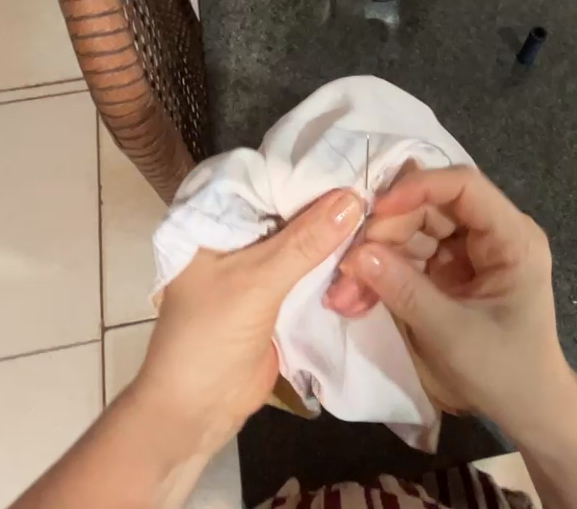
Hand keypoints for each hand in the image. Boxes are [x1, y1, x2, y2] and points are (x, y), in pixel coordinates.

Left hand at [127, 188, 363, 455]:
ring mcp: (259, 262)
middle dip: (332, 205)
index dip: (312, 171)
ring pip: (307, 237)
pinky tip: (365, 257)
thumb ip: (305, 242)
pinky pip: (311, 267)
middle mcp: (238, 230)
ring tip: (381, 223)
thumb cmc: (208, 337)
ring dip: (337, 238)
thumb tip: (354, 197)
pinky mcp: (277, 291)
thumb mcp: (256, 282)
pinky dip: (334, 265)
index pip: (270, 177)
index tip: (360, 162)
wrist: (194, 414)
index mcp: (216, 215)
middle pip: (292, 207)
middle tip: (381, 193)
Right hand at [325, 166, 570, 428]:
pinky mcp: (450, 268)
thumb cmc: (506, 372)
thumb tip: (358, 254)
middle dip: (387, 230)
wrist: (529, 411)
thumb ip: (406, 291)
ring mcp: (469, 249)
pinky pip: (410, 253)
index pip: (464, 186)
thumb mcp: (454, 335)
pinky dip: (383, 271)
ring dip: (377, 253)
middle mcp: (492, 231)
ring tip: (344, 288)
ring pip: (414, 228)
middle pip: (430, 206)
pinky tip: (355, 294)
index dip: (419, 188)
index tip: (376, 209)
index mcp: (512, 236)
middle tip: (348, 262)